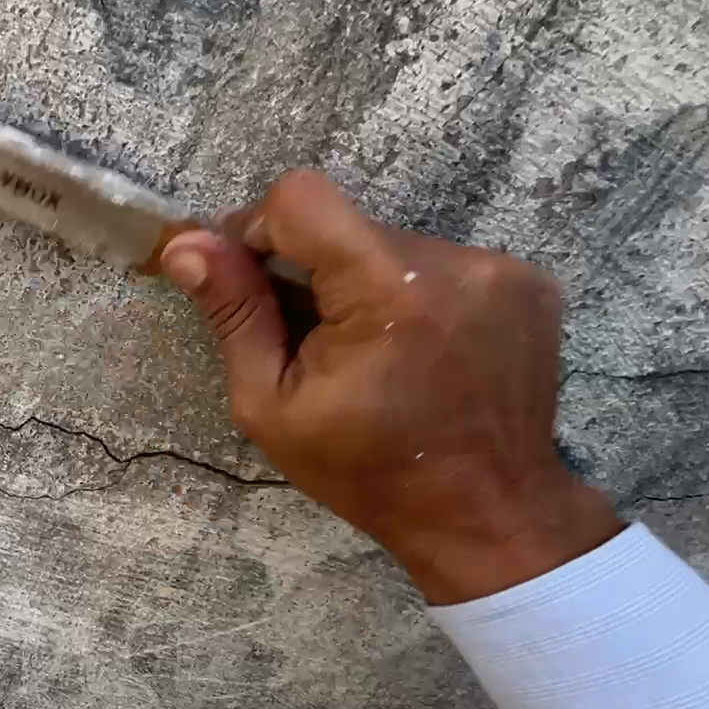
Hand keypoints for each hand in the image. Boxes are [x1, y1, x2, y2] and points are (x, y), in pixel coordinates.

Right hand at [158, 170, 621, 604]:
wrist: (480, 509)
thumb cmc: (358, 468)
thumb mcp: (267, 402)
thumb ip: (233, 315)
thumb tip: (182, 248)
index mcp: (385, 291)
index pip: (301, 199)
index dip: (255, 229)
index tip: (243, 281)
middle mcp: (454, 260)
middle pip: (344, 225)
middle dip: (304, 269)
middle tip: (295, 338)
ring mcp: (501, 267)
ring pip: (386, 244)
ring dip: (352, 284)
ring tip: (355, 353)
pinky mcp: (526, 280)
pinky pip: (434, 262)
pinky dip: (399, 294)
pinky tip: (402, 350)